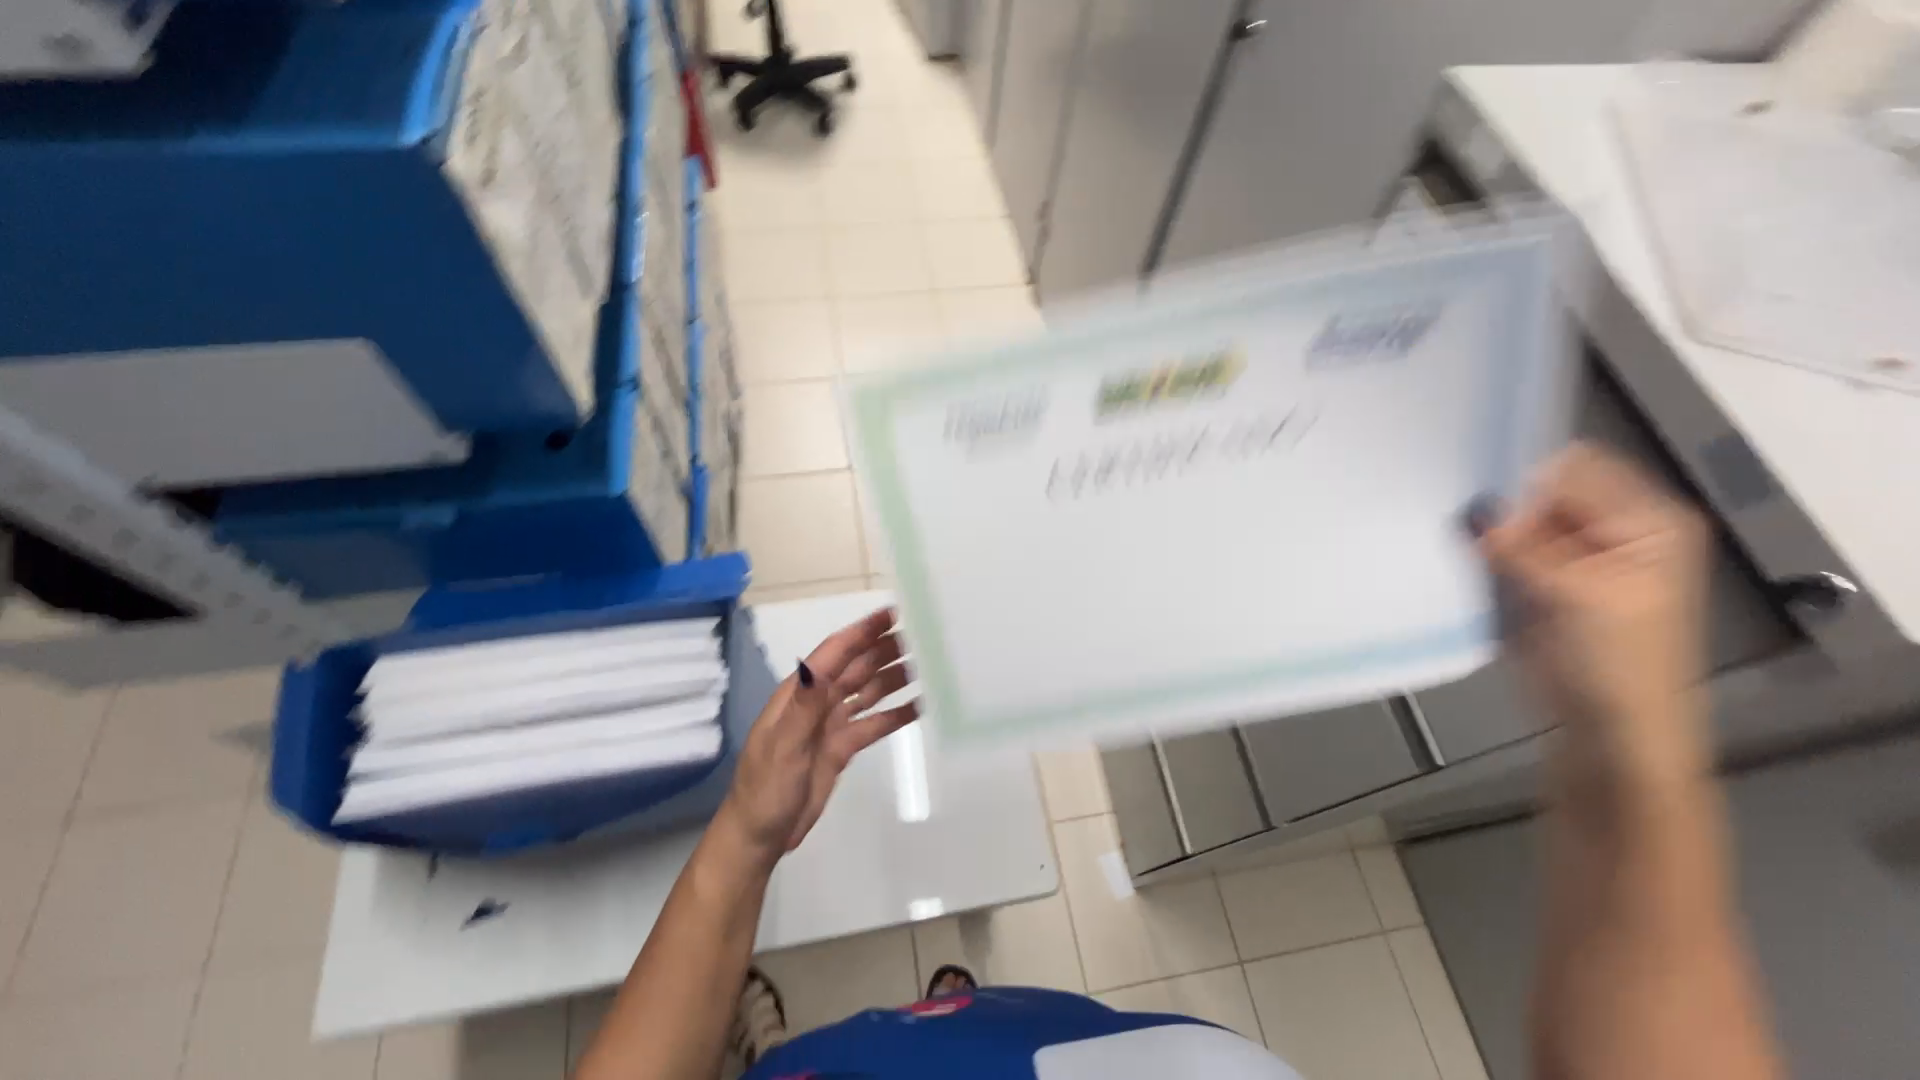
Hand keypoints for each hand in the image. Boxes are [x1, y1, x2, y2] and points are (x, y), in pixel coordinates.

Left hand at [717, 607, 918, 865]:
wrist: (760, 835)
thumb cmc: (766, 790)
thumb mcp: (783, 749)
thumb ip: (803, 708)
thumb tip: (817, 666)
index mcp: (799, 695)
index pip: (834, 654)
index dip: (861, 633)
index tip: (891, 613)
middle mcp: (816, 703)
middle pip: (855, 668)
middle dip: (884, 649)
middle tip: (921, 634)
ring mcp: (830, 725)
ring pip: (867, 692)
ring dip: (893, 676)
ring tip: (927, 663)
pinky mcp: (842, 748)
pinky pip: (873, 723)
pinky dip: (895, 713)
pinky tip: (920, 705)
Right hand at [1474, 444, 1711, 793]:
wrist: (1612, 731)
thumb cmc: (1617, 662)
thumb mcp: (1578, 595)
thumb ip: (1522, 546)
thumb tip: (1472, 509)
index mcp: (1646, 520)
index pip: (1577, 469)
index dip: (1529, 479)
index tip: (1484, 499)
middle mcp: (1613, 529)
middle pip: (1545, 492)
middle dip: (1504, 504)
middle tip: (1462, 518)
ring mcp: (1575, 556)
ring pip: (1519, 521)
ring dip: (1490, 531)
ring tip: (1459, 541)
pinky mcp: (1542, 582)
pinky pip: (1505, 550)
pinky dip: (1484, 553)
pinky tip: (1463, 560)